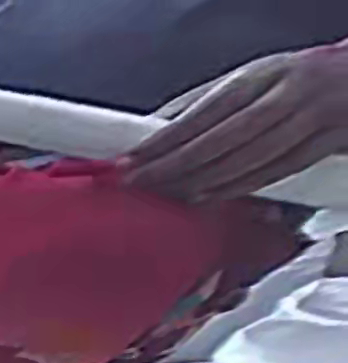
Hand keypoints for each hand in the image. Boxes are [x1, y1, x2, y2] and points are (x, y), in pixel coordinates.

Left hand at [125, 42, 347, 201]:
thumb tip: (138, 135)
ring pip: (250, 156)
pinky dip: (235, 188)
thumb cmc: (285, 85)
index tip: (125, 161)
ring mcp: (322, 113)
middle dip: (173, 165)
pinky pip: (278, 169)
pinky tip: (201, 197)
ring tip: (163, 193)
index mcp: (266, 74)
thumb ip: (195, 109)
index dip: (161, 140)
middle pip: (226, 136)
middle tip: (136, 182)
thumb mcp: (244, 84)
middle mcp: (296, 90)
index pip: (206, 110)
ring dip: (199, 181)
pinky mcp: (337, 136)